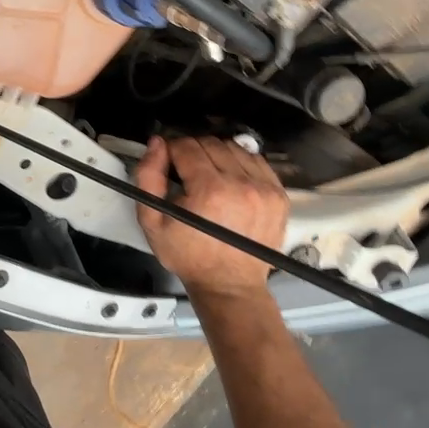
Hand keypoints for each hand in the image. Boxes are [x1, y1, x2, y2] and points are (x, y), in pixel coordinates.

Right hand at [134, 136, 289, 300]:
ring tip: (208, 175)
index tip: (167, 161)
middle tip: (185, 170)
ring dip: (217, 154)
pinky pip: (257, 161)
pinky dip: (240, 163)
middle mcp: (241, 184)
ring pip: (235, 148)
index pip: (187, 146)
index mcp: (210, 189)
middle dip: (193, 150)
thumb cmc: (188, 255)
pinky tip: (230, 179)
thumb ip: (148, 177)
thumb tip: (157, 144)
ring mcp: (265, 189)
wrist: (229, 284)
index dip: (171, 149)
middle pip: (211, 143)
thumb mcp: (152, 221)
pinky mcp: (279, 195)